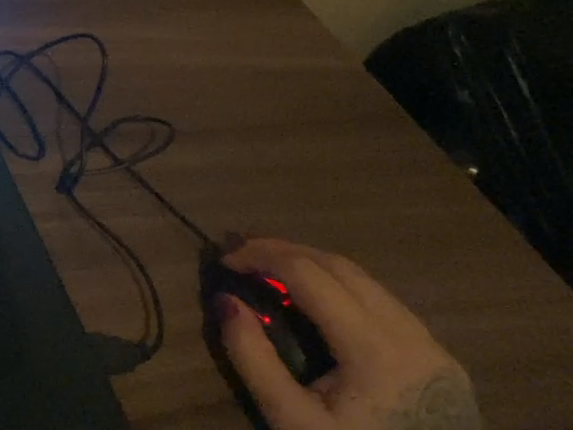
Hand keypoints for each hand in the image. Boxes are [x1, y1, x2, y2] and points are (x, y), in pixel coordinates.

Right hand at [216, 237, 480, 429]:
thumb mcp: (292, 419)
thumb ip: (253, 357)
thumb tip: (226, 300)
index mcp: (376, 350)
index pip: (308, 273)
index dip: (259, 255)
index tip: (222, 260)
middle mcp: (413, 337)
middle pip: (340, 266)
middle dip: (284, 250)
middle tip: (240, 253)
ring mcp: (435, 349)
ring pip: (366, 281)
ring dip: (313, 266)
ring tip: (272, 270)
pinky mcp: (442, 361)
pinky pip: (384, 304)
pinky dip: (341, 288)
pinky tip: (316, 303)